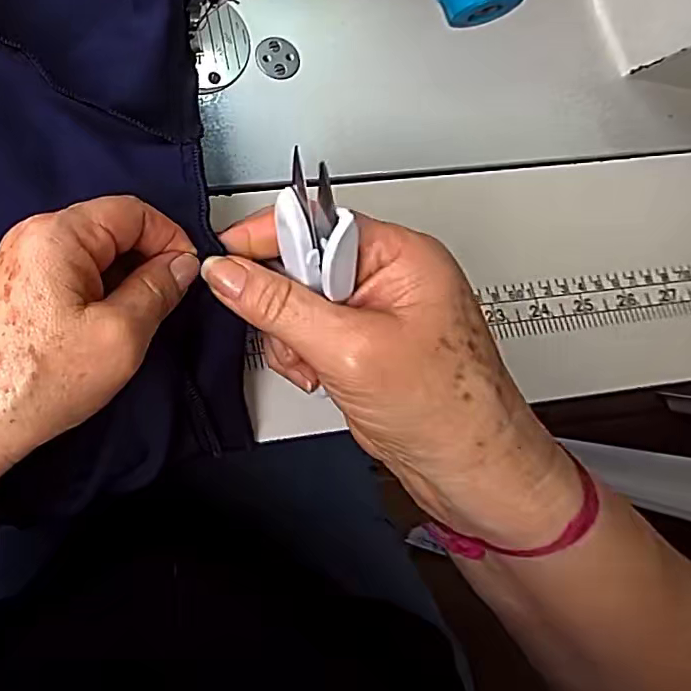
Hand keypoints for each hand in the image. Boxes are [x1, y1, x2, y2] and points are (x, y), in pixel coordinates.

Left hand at [0, 196, 202, 519]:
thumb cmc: (34, 380)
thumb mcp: (121, 334)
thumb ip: (158, 289)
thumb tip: (180, 265)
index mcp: (54, 234)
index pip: (131, 210)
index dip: (169, 238)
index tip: (187, 272)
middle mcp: (29, 237)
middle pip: (107, 228)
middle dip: (143, 260)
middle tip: (161, 303)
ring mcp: (16, 260)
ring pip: (88, 253)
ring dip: (117, 279)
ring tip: (125, 323)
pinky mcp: (13, 286)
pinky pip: (65, 271)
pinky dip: (91, 290)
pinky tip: (96, 327)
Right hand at [201, 207, 582, 548]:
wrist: (466, 468)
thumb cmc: (448, 410)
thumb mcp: (347, 348)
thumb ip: (276, 305)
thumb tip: (224, 271)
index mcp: (399, 255)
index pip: (310, 222)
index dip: (261, 242)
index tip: (224, 265)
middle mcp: (382, 274)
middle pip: (292, 262)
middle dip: (276, 303)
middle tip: (291, 333)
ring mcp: (365, 305)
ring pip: (285, 297)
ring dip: (283, 334)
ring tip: (314, 362)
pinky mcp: (350, 333)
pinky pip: (294, 325)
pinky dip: (291, 350)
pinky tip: (315, 371)